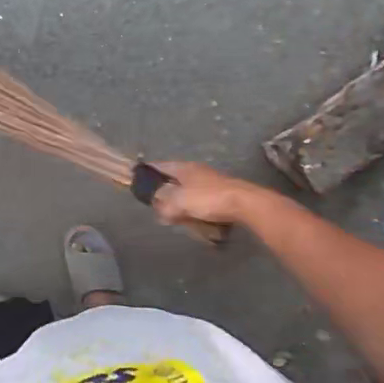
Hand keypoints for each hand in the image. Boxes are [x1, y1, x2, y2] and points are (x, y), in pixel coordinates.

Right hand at [149, 161, 272, 226]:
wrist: (245, 203)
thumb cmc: (209, 198)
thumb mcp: (180, 201)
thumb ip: (165, 204)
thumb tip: (159, 210)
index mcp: (183, 168)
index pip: (159, 166)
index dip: (147, 172)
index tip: (137, 179)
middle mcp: (195, 170)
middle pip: (173, 178)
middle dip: (164, 189)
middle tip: (156, 202)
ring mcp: (210, 180)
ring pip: (187, 189)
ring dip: (180, 199)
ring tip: (174, 213)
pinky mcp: (221, 192)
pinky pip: (200, 198)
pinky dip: (193, 206)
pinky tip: (193, 216)